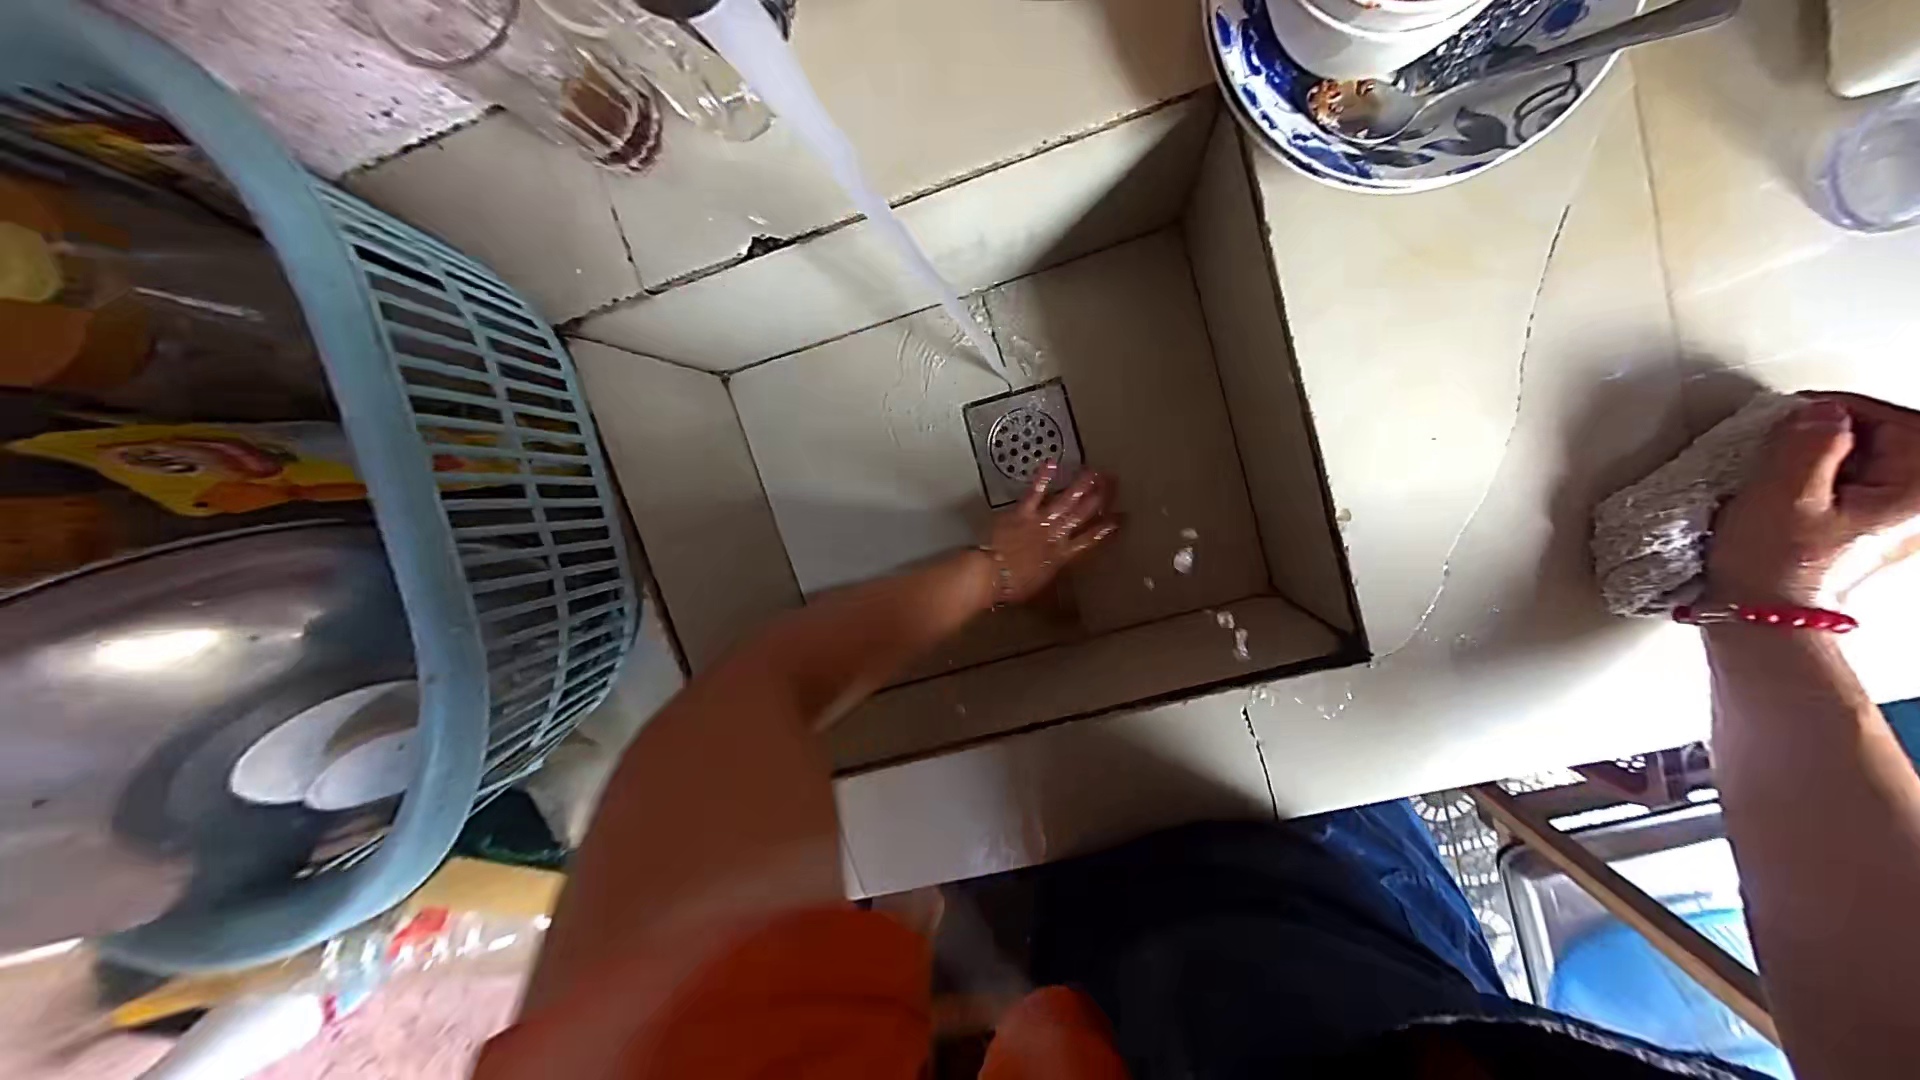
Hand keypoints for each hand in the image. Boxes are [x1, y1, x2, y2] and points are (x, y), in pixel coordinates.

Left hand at [980, 463, 1118, 604]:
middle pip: (1083, 514)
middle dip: (1100, 498)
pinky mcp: (1022, 512)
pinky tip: (1052, 462)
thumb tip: (1075, 624)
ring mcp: (1040, 521)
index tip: (1121, 518)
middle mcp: (1056, 536)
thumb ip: (1060, 607)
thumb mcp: (1042, 599)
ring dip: (1082, 486)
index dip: (1107, 529)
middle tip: (1114, 483)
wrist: (991, 576)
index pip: (1090, 540)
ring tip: (1096, 472)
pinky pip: (1035, 492)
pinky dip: (1044, 477)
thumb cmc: (1015, 588)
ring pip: (1066, 501)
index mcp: (1063, 557)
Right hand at [1709, 395, 1919, 605]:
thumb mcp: (1782, 495)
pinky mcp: (1867, 536)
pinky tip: (1783, 497)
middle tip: (1780, 439)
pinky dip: (1817, 484)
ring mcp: (1899, 525)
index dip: (1839, 410)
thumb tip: (1818, 413)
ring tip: (1775, 472)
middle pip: (1891, 443)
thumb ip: (1807, 445)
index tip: (1792, 411)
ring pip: (1869, 467)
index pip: (1898, 421)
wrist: (1764, 617)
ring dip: (1822, 460)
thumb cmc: (1777, 567)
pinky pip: (1853, 492)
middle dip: (1833, 434)